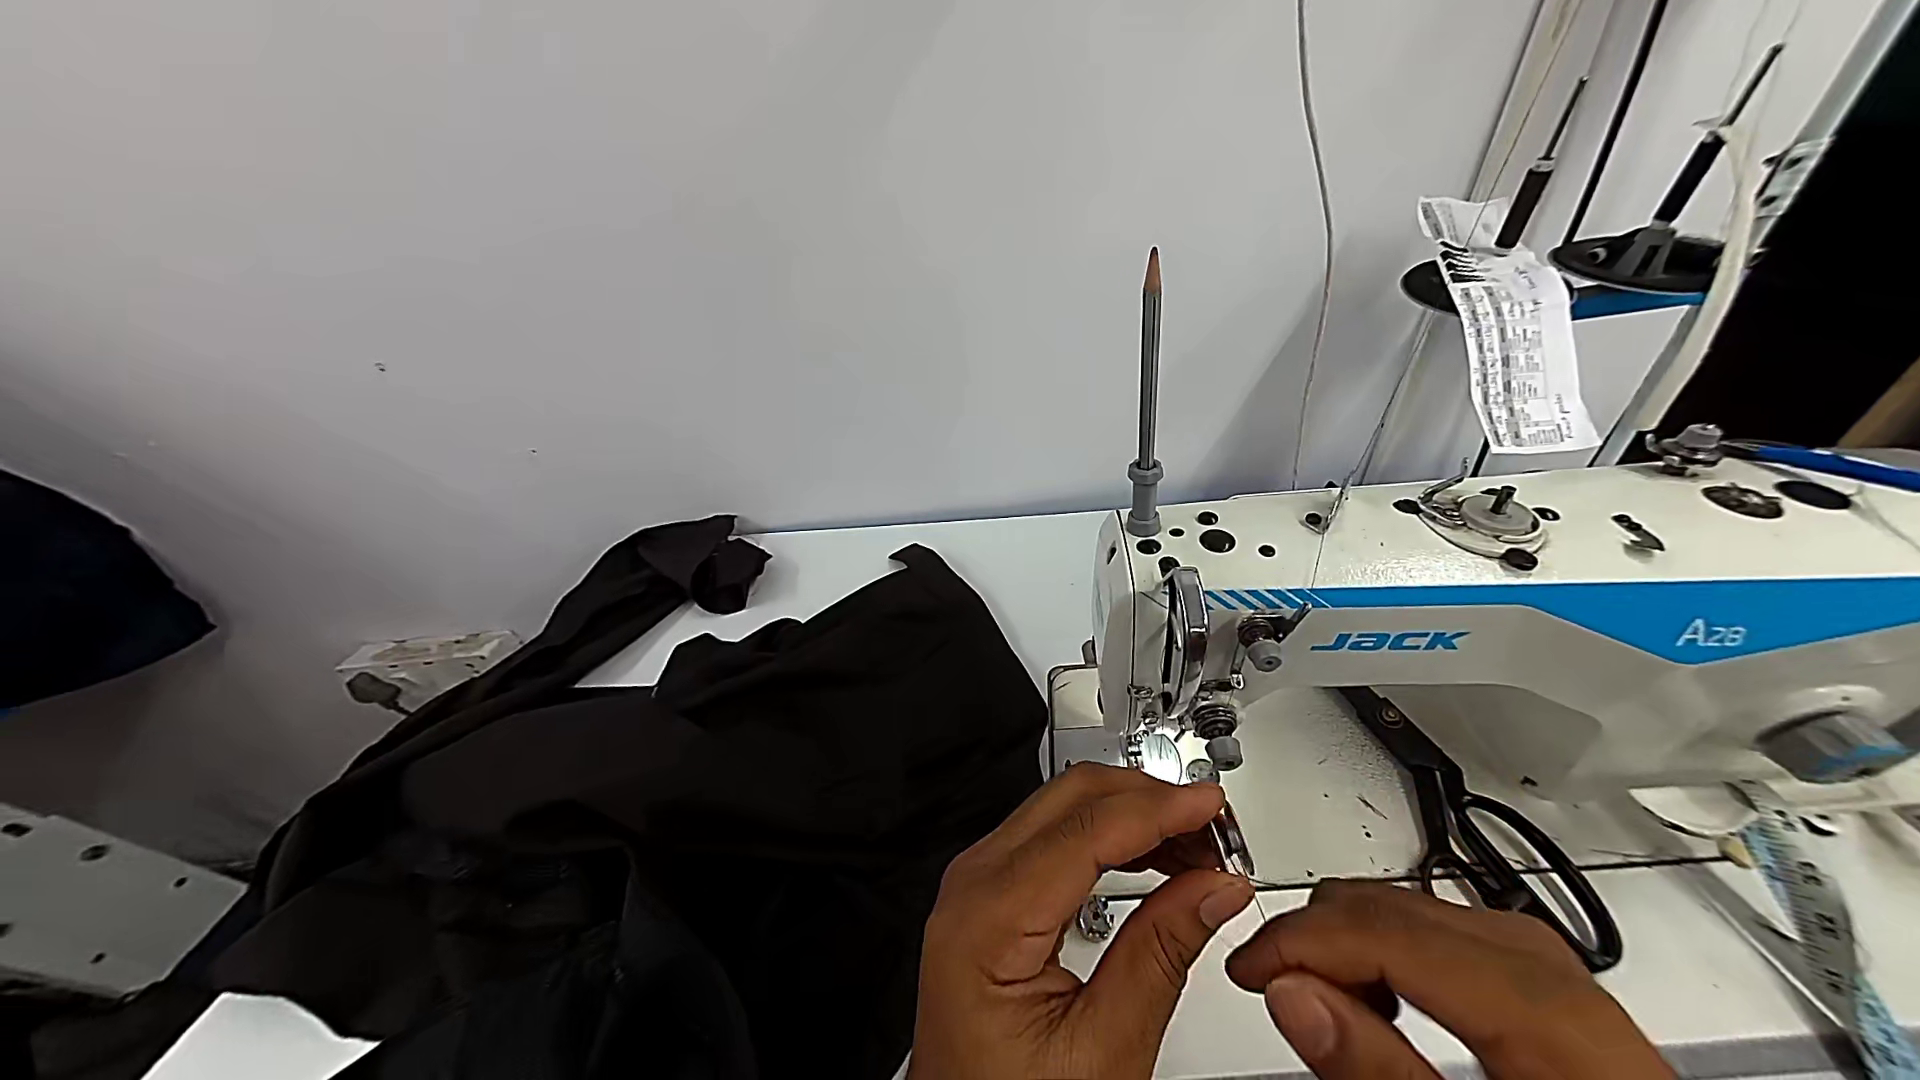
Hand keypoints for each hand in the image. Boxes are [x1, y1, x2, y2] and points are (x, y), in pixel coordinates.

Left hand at [909, 763, 1255, 1079]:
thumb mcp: (1101, 1051)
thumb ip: (1160, 955)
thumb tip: (1213, 886)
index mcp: (988, 916)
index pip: (1085, 828)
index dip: (1157, 808)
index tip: (1210, 806)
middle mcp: (975, 880)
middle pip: (1072, 796)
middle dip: (1149, 798)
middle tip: (1211, 826)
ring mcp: (980, 879)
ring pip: (1065, 805)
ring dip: (1134, 811)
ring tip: (1195, 843)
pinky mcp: (994, 888)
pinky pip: (1056, 833)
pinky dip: (1111, 832)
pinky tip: (1152, 853)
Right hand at [1226, 880, 1673, 1079]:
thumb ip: (1380, 1071)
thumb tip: (1290, 993)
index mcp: (1549, 1012)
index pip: (1383, 931)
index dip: (1297, 941)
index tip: (1249, 969)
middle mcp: (1551, 969)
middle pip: (1388, 908)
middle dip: (1312, 937)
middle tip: (1273, 986)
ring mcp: (1547, 961)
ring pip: (1402, 906)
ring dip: (1342, 943)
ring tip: (1321, 1001)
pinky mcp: (1540, 972)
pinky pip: (1433, 926)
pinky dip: (1382, 949)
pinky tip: (1377, 998)